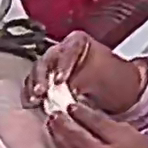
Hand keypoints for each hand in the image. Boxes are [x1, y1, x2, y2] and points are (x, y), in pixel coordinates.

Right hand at [25, 31, 147, 114]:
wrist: (118, 96)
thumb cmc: (116, 83)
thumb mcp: (108, 77)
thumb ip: (88, 80)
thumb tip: (69, 91)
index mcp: (80, 43)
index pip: (68, 48)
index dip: (62, 64)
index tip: (61, 80)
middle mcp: (62, 53)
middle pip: (46, 61)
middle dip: (42, 77)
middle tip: (42, 91)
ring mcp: (50, 69)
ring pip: (36, 73)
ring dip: (33, 86)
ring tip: (35, 99)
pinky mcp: (43, 84)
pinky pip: (31, 86)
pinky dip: (29, 95)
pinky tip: (31, 103)